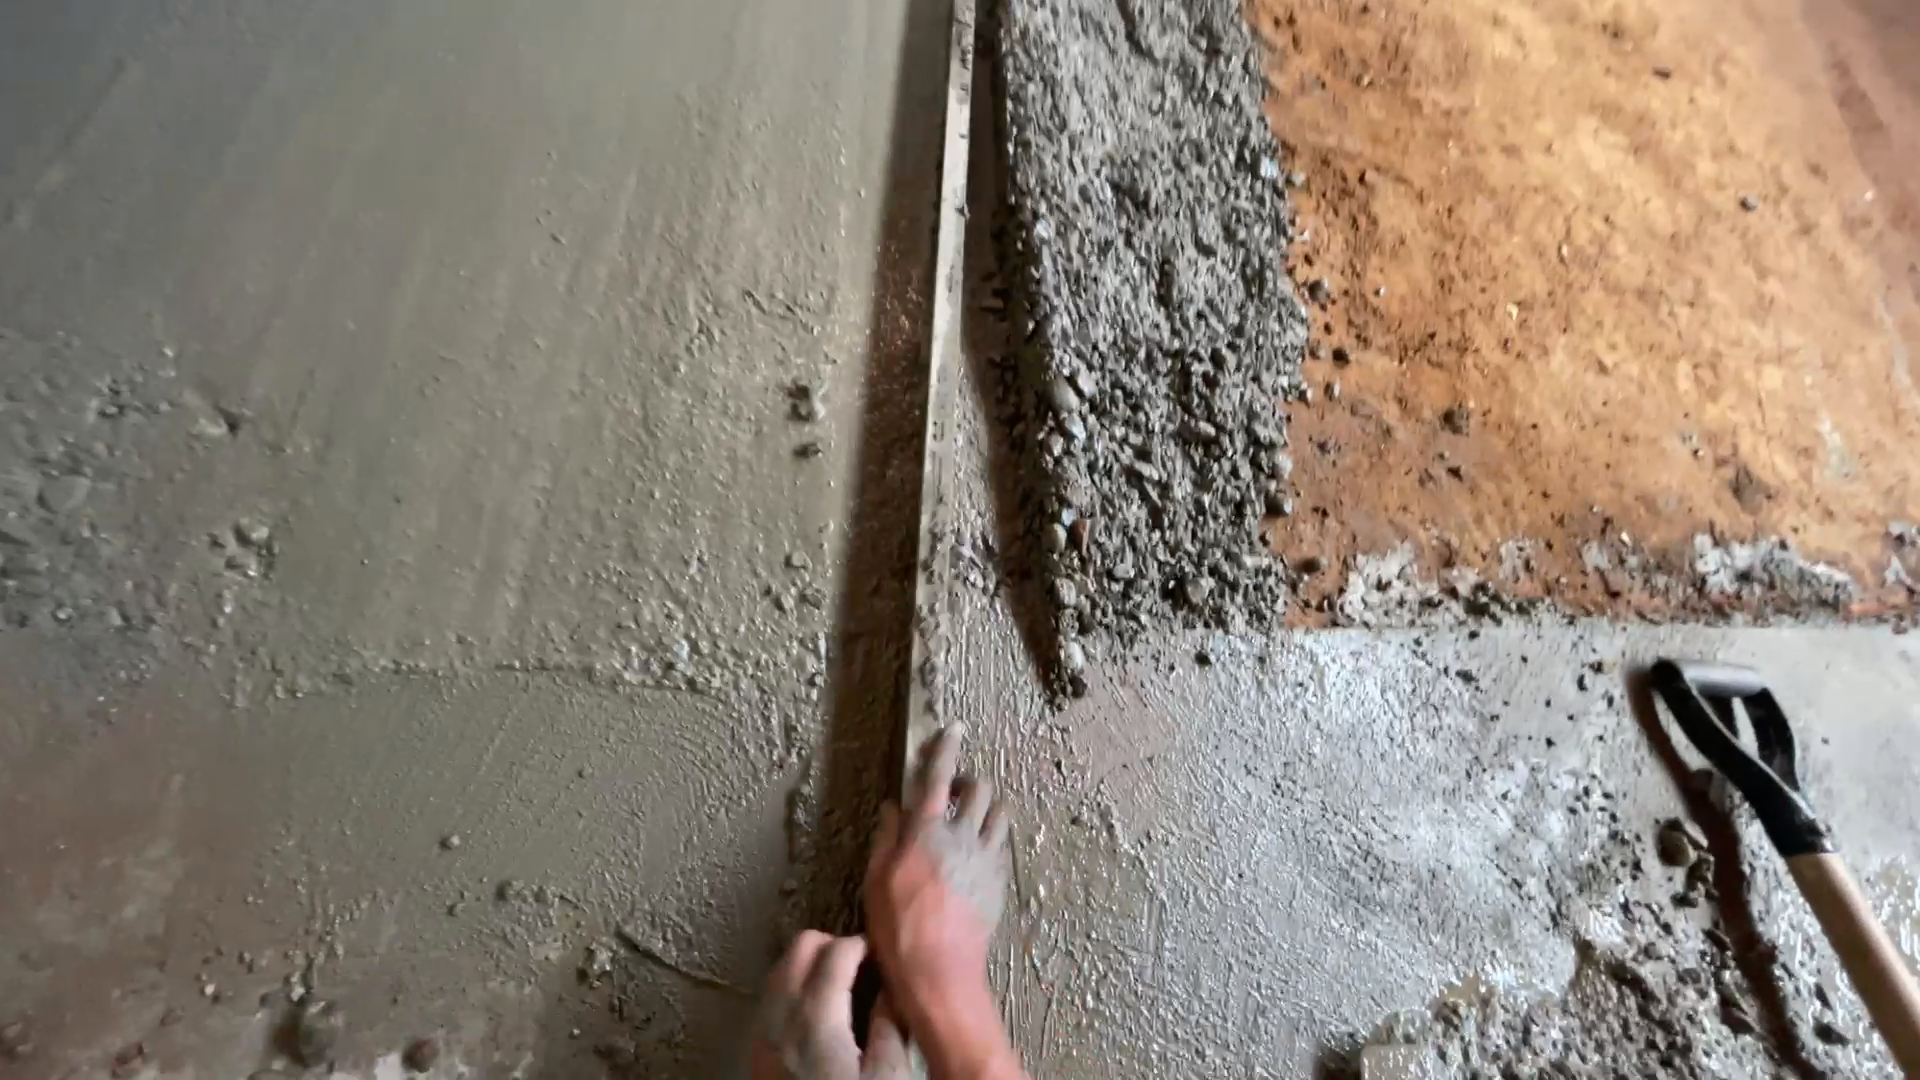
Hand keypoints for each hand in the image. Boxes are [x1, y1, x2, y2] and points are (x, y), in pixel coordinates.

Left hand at [751, 931, 908, 1079]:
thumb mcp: (888, 1079)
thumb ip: (889, 1025)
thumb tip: (893, 988)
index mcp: (816, 1017)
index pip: (838, 951)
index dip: (864, 944)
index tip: (883, 956)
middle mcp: (781, 1016)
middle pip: (801, 947)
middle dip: (833, 944)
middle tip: (861, 966)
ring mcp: (762, 1035)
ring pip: (781, 968)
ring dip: (810, 964)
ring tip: (840, 986)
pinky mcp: (755, 1055)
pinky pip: (771, 999)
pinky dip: (793, 989)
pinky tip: (816, 1013)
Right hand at [864, 730, 1018, 1077]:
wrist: (941, 972)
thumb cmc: (898, 927)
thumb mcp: (876, 880)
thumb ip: (886, 837)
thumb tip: (893, 806)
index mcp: (927, 831)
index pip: (937, 776)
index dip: (945, 748)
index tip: (954, 728)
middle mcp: (961, 835)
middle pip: (979, 788)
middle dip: (969, 780)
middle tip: (954, 791)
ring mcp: (985, 857)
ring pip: (999, 812)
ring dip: (986, 806)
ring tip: (971, 818)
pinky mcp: (999, 879)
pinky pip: (1002, 844)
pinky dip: (992, 837)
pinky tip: (978, 853)